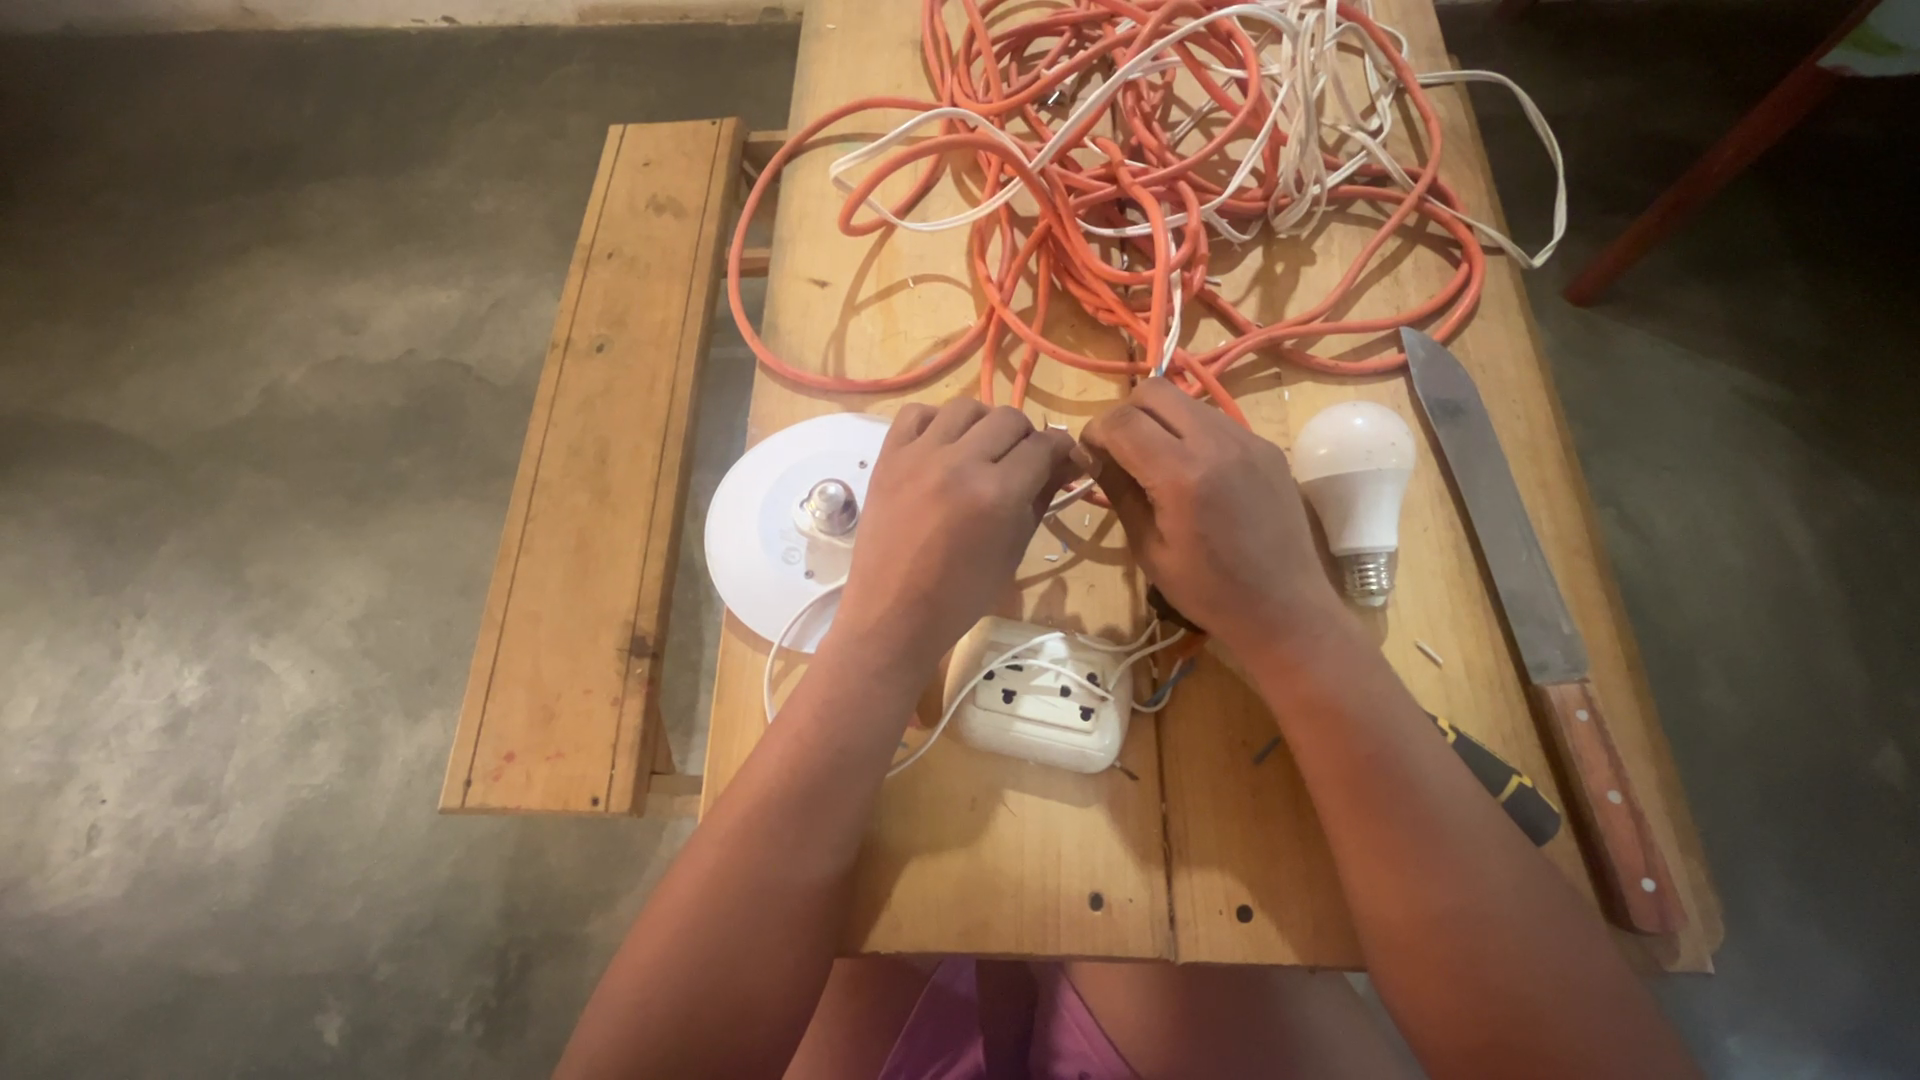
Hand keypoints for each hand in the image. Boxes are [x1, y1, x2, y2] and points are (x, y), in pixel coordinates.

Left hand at [832, 400, 1076, 670]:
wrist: (893, 613)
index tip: (1067, 458)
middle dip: (1027, 436)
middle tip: (1024, 461)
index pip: (1043, 446)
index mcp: (997, 494)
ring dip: (984, 423)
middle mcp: (960, 463)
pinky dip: (936, 421)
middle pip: (1008, 417)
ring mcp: (919, 455)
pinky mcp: (887, 457)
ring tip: (983, 449)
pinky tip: (943, 445)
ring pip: (965, 407)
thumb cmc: (961, 596)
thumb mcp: (1013, 550)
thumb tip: (1067, 463)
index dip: (1063, 449)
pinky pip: (916, 414)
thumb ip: (1040, 499)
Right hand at [1080, 379, 1351, 655]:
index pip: (1122, 421)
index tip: (1090, 456)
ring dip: (1160, 420)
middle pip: (1154, 390)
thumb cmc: (1208, 591)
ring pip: (1186, 401)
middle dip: (1126, 414)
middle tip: (1120, 452)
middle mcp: (1217, 443)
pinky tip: (1192, 474)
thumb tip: (1094, 457)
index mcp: (1182, 475)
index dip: (1095, 432)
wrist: (1285, 608)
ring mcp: (1247, 439)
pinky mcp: (1266, 447)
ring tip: (1155, 463)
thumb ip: (1119, 492)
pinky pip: (1215, 420)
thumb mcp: (1148, 549)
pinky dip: (1190, 433)